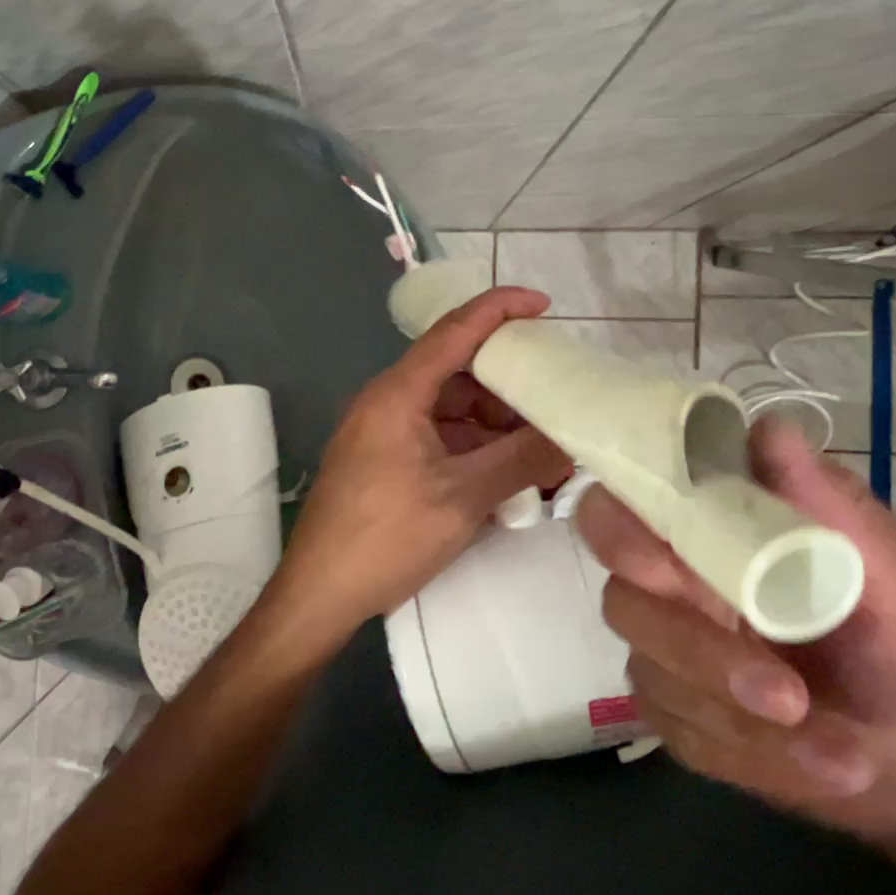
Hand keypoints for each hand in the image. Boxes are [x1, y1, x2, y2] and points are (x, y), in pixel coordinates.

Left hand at [269, 287, 573, 633]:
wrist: (321, 590)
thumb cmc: (386, 537)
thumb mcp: (463, 498)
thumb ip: (522, 460)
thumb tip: (574, 439)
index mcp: (396, 394)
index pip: (453, 332)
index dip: (499, 310)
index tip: (544, 304)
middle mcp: (385, 402)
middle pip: (455, 373)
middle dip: (508, 386)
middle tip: (557, 403)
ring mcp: (381, 433)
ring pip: (449, 409)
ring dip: (494, 424)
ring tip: (543, 450)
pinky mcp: (382, 461)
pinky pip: (436, 438)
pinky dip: (473, 448)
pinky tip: (508, 474)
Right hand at [577, 417, 895, 841]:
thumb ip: (831, 509)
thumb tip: (769, 428)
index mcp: (707, 538)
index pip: (619, 511)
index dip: (620, 531)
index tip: (667, 566)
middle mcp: (668, 588)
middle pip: (623, 600)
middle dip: (696, 647)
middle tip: (782, 692)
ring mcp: (663, 656)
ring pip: (652, 673)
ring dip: (745, 715)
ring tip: (848, 754)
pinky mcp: (675, 719)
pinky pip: (682, 735)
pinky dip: (758, 758)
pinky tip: (826, 768)